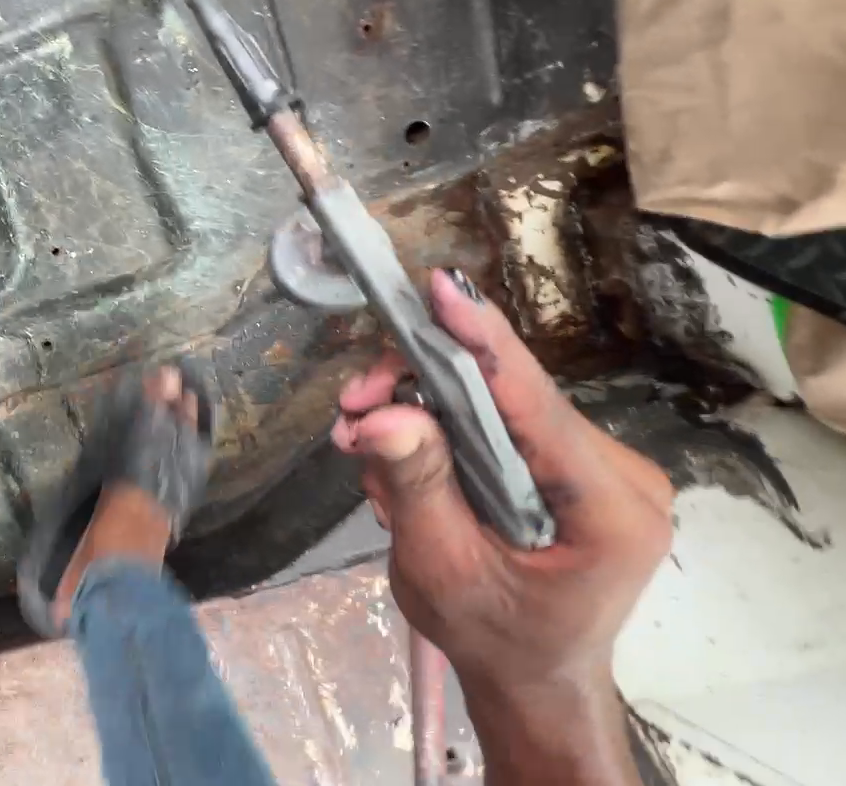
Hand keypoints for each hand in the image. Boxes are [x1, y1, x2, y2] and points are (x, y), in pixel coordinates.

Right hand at [331, 269, 673, 701]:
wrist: (526, 673)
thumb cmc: (488, 632)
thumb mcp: (441, 565)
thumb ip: (417, 484)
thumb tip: (381, 412)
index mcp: (606, 506)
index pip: (532, 401)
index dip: (482, 339)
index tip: (440, 287)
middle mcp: (613, 472)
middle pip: (500, 393)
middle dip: (415, 391)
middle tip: (347, 414)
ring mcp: (590, 466)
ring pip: (486, 403)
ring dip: (413, 413)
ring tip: (359, 445)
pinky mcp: (561, 464)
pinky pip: (487, 422)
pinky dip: (431, 431)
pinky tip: (396, 463)